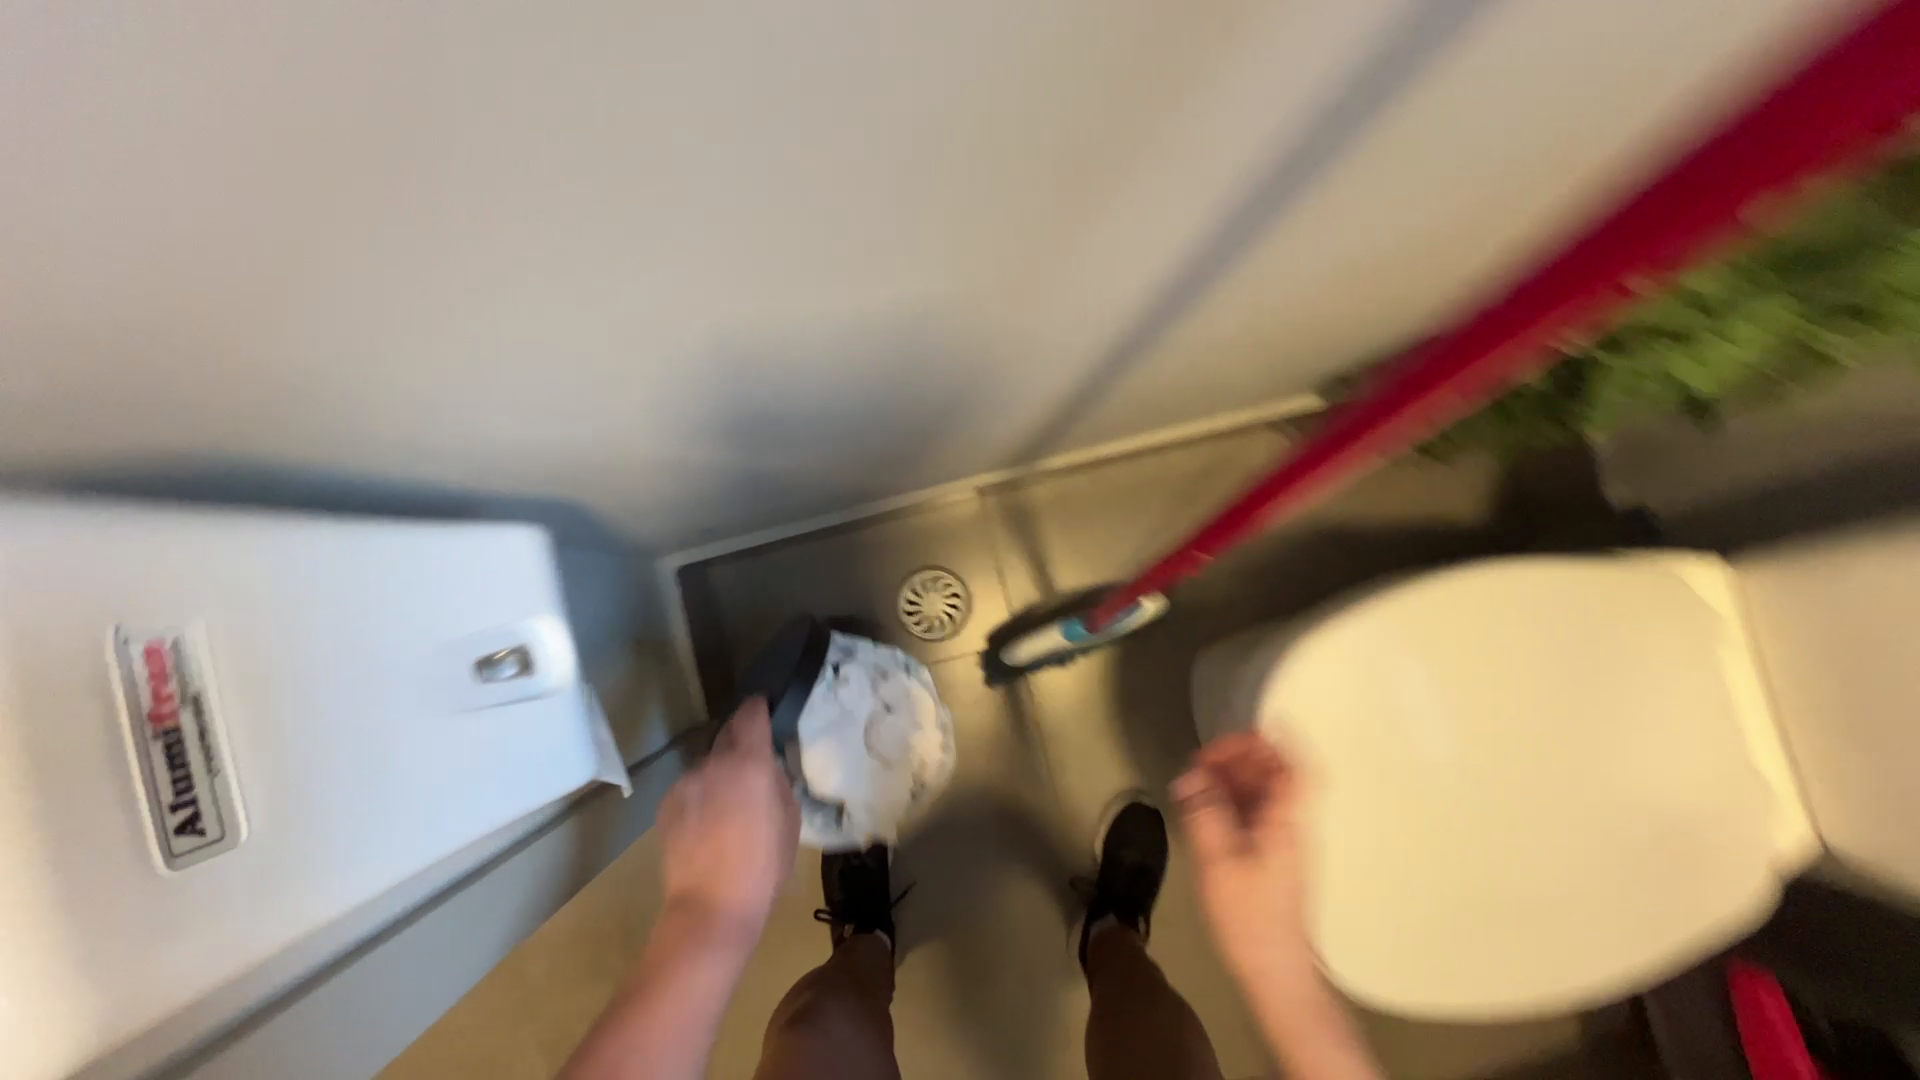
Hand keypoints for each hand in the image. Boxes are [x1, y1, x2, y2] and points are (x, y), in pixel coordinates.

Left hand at [658, 697, 799, 947]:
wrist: (711, 906)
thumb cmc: (763, 864)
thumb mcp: (789, 818)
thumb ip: (776, 782)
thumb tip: (765, 769)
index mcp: (749, 761)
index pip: (751, 714)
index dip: (759, 706)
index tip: (765, 706)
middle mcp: (713, 762)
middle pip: (726, 734)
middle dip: (740, 739)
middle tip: (753, 759)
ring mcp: (685, 783)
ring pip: (707, 764)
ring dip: (719, 771)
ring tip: (729, 802)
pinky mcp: (666, 805)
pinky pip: (690, 787)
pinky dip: (701, 794)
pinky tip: (708, 822)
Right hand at [1173, 732, 1314, 982]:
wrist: (1275, 970)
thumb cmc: (1250, 916)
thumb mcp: (1218, 860)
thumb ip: (1204, 812)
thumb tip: (1191, 776)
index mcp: (1286, 821)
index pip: (1296, 768)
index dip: (1277, 740)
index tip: (1245, 728)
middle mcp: (1290, 825)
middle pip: (1276, 775)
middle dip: (1240, 757)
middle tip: (1203, 758)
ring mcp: (1283, 842)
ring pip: (1263, 793)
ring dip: (1232, 778)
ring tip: (1197, 778)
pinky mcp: (1271, 857)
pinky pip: (1254, 813)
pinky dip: (1231, 800)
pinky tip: (1204, 806)